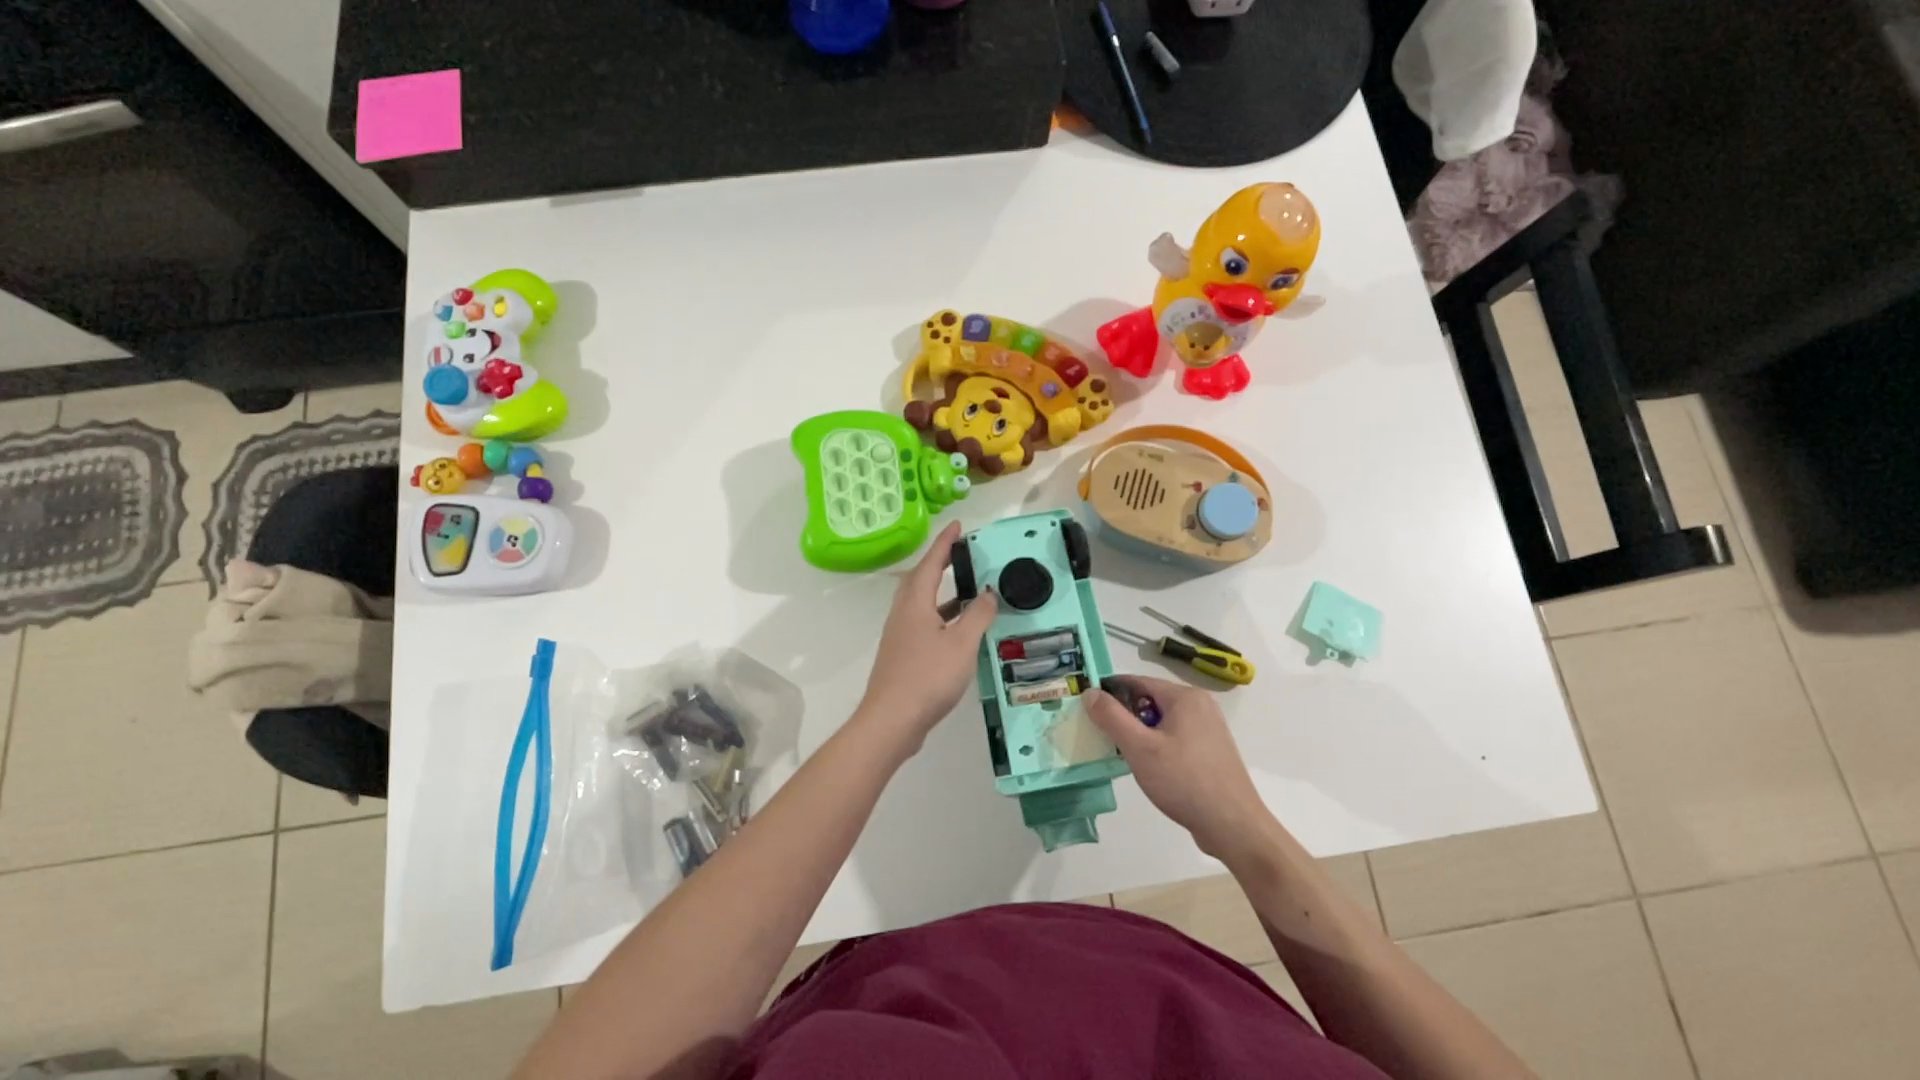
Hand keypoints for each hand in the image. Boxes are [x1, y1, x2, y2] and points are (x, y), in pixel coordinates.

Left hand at [857, 522, 998, 752]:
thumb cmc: (927, 677)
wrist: (891, 720)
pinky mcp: (902, 656)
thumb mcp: (962, 644)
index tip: (958, 526)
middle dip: (940, 564)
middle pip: (920, 580)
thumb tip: (987, 593)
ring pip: (920, 604)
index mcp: (915, 603)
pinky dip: (941, 617)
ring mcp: (900, 636)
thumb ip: (978, 616)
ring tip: (966, 590)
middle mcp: (903, 614)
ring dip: (941, 593)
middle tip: (961, 555)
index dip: (945, 543)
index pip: (931, 563)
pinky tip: (957, 631)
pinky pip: (923, 624)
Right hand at [1084, 675, 1272, 860]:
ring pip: (1164, 721)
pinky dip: (1158, 745)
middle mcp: (1201, 706)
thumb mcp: (1140, 748)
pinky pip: (1177, 738)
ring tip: (1121, 753)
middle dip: (1125, 714)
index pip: (1138, 681)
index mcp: (1186, 698)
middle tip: (1101, 734)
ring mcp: (1210, 729)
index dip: (1111, 691)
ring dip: (1141, 733)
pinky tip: (1148, 767)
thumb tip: (1090, 692)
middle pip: (1152, 700)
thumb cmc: (1183, 780)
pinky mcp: (1212, 752)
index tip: (1087, 706)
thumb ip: (1112, 717)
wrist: (1232, 824)